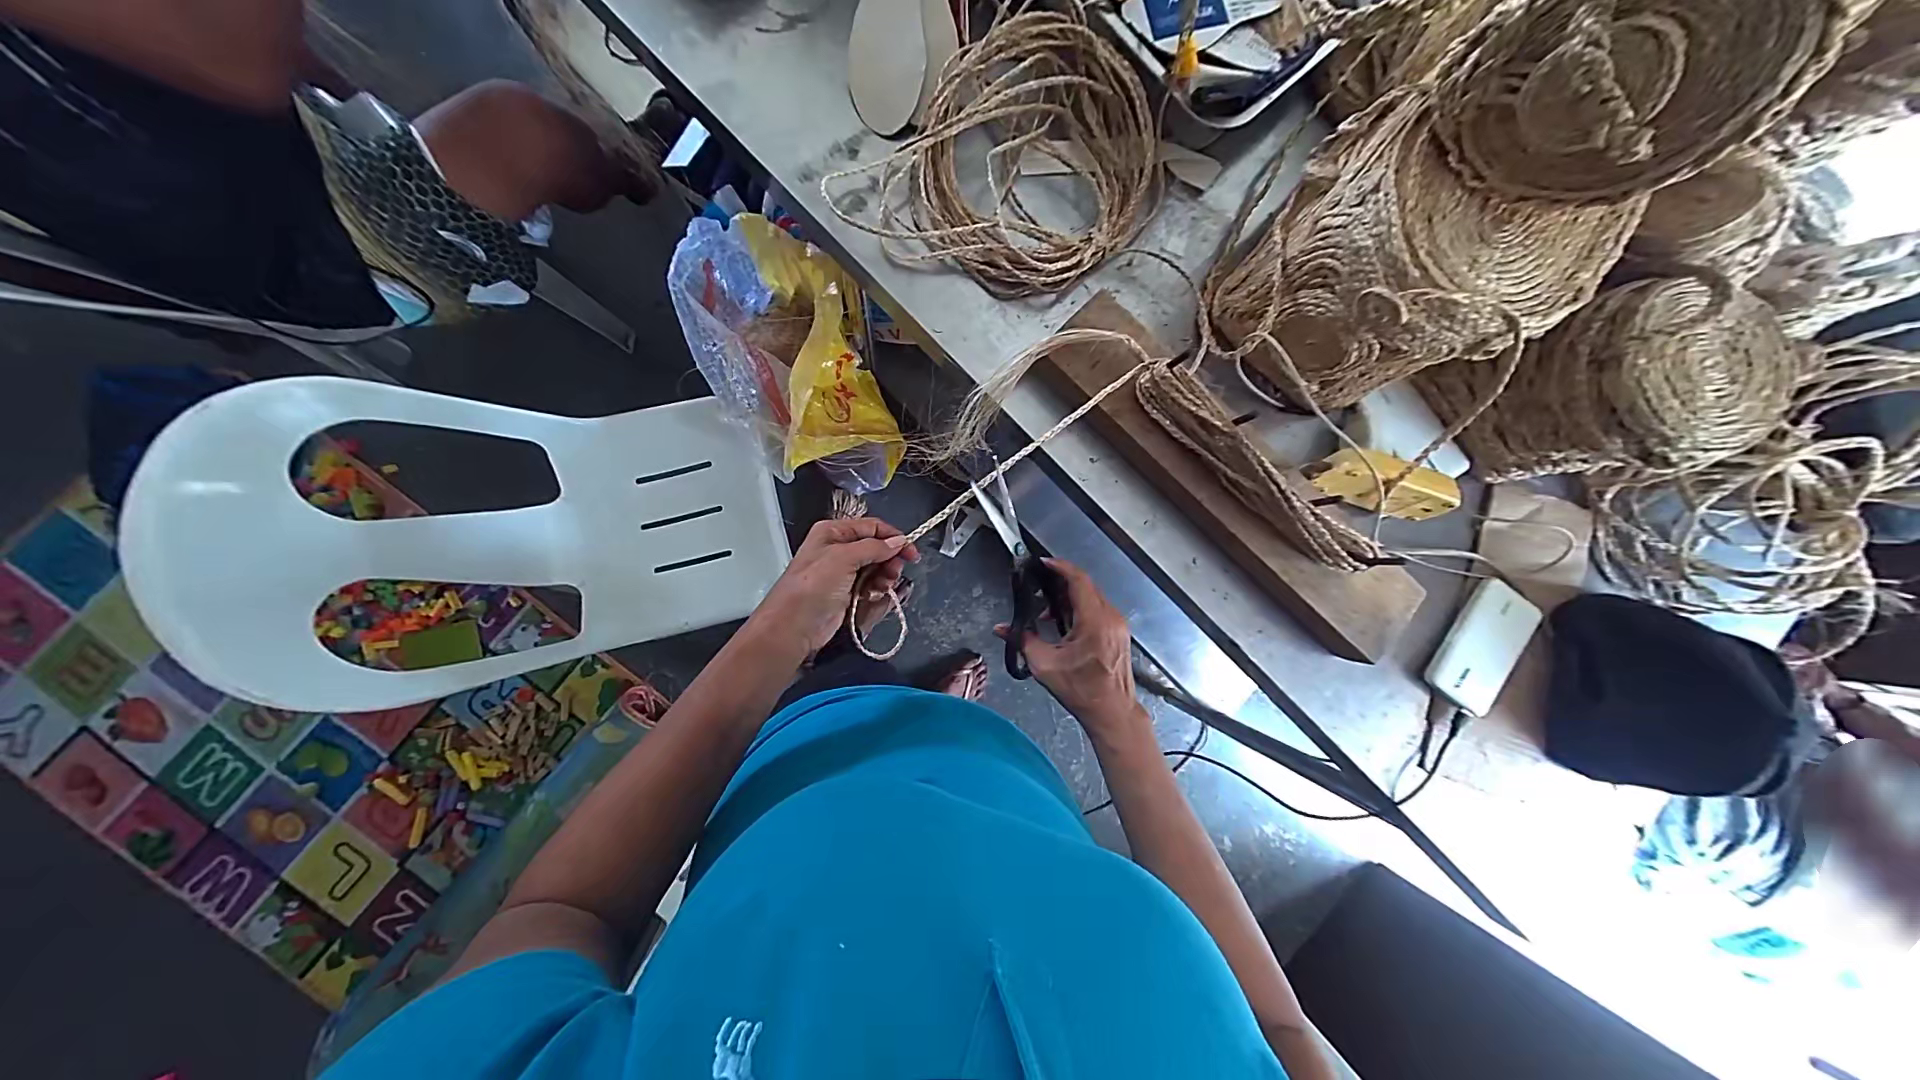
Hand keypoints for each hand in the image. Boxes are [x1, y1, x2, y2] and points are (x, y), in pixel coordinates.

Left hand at [744, 517, 917, 661]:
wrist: (794, 626)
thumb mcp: (844, 558)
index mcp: (833, 533)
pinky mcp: (847, 593)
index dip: (893, 537)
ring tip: (883, 587)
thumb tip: (899, 541)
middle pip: (877, 548)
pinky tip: (873, 596)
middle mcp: (838, 549)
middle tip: (894, 573)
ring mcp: (843, 573)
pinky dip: (877, 590)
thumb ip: (874, 547)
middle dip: (889, 560)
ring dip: (885, 577)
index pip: (872, 527)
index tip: (911, 551)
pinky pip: (871, 586)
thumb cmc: (812, 587)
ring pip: (877, 569)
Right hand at [996, 558, 1146, 745]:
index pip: (1079, 581)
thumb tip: (1002, 629)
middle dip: (1062, 583)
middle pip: (1086, 586)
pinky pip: (1099, 610)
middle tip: (1041, 585)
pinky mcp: (1119, 634)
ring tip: (1048, 611)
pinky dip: (1081, 609)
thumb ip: (1022, 641)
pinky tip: (1064, 624)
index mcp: (1095, 621)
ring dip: (1070, 598)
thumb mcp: (1045, 665)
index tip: (1045, 563)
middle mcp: (1111, 618)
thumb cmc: (1083, 691)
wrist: (1112, 712)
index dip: (1060, 567)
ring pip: (1093, 598)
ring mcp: (1118, 625)